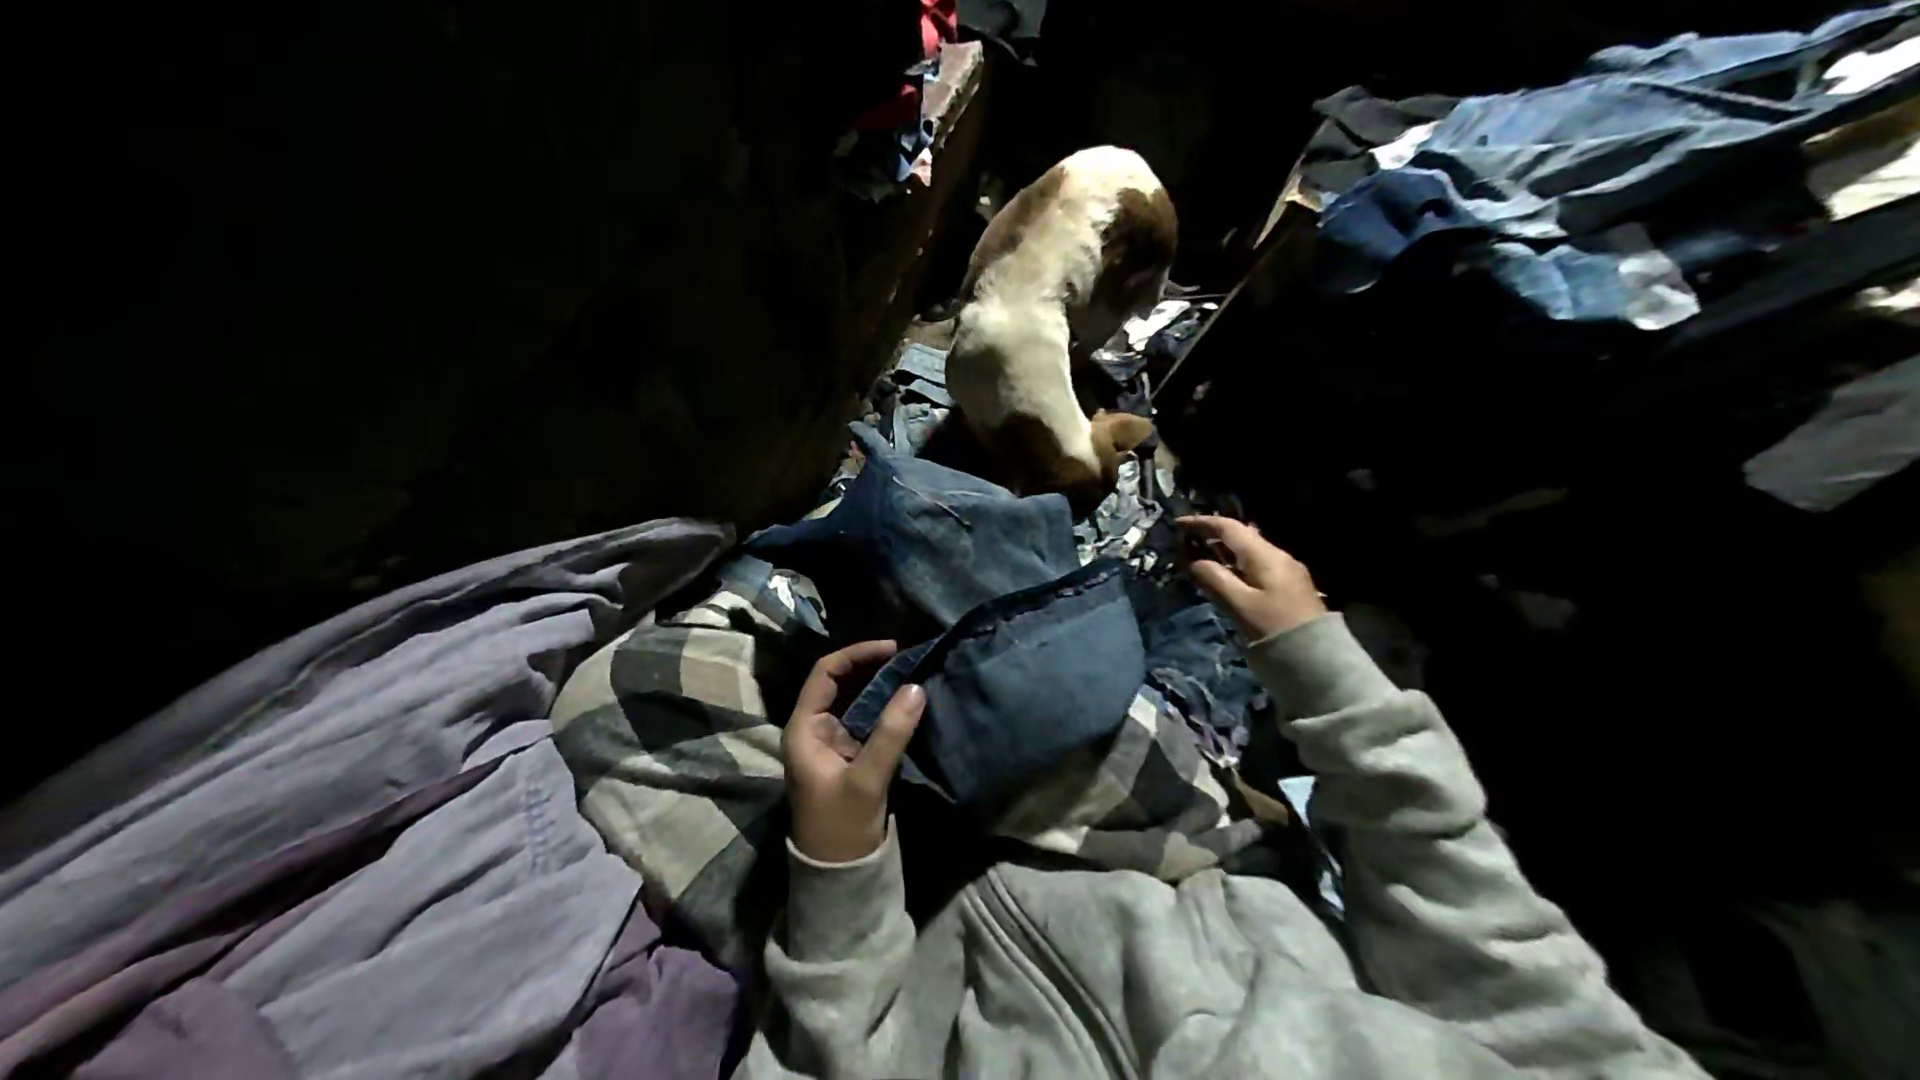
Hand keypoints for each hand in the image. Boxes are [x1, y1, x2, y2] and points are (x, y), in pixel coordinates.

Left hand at [783, 641, 926, 863]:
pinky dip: (884, 705)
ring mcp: (831, 741)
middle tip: (907, 657)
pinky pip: (866, 718)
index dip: (856, 655)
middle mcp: (813, 728)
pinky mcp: (849, 754)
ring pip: (854, 699)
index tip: (891, 648)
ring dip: (879, 683)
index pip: (824, 673)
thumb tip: (916, 687)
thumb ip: (891, 734)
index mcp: (804, 728)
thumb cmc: (841, 827)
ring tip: (911, 670)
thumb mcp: (867, 779)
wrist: (838, 876)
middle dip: (870, 665)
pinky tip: (906, 698)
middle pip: (838, 681)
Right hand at [1178, 515, 1327, 640]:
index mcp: (1265, 556)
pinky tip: (1224, 575)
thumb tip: (1193, 562)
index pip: (1230, 528)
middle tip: (1185, 540)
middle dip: (1212, 534)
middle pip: (1240, 536)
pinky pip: (1255, 565)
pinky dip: (1234, 564)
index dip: (1202, 523)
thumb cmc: (1274, 629)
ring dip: (1222, 550)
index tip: (1178, 524)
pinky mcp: (1288, 588)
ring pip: (1248, 551)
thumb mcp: (1239, 605)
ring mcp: (1286, 572)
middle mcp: (1278, 557)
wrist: (1316, 661)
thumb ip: (1214, 579)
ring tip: (1199, 556)